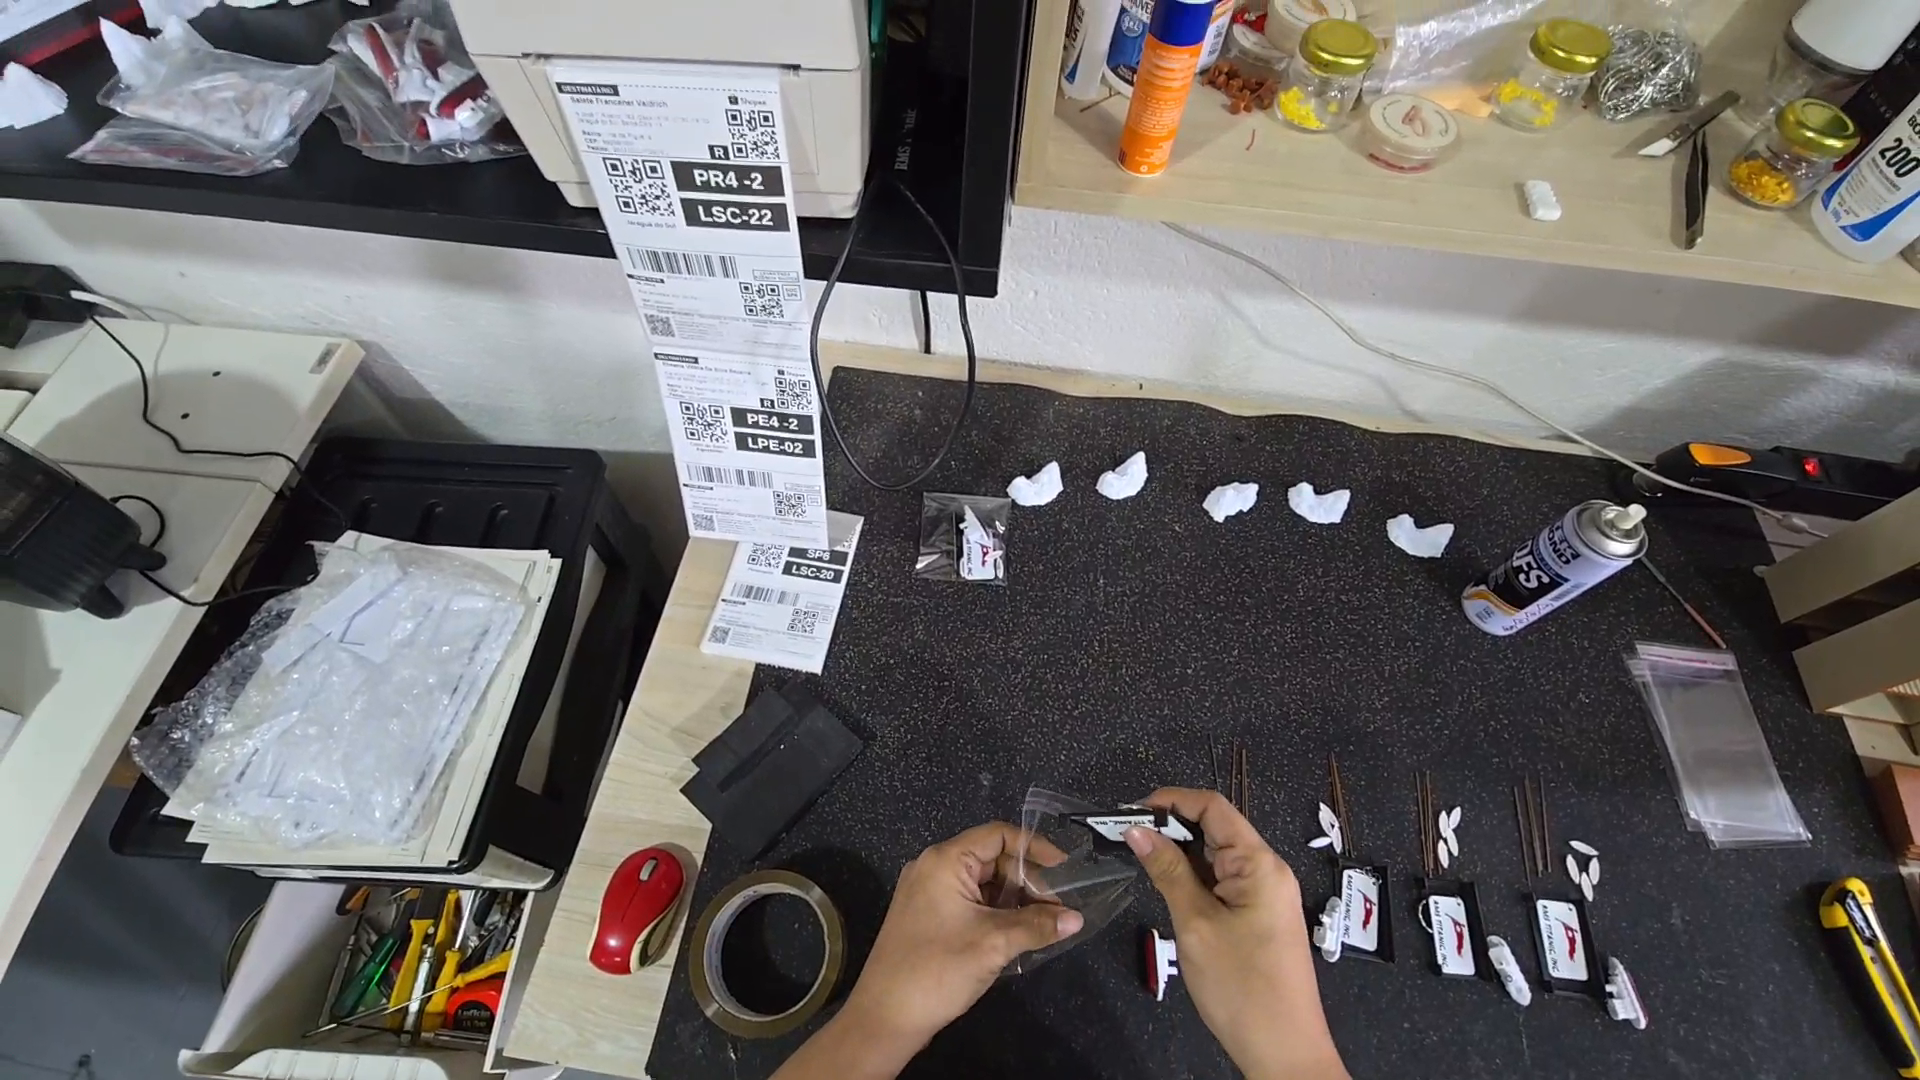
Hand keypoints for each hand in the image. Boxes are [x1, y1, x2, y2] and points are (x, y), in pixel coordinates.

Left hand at [842, 823, 1085, 1056]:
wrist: (884, 1018)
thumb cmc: (938, 969)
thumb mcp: (993, 944)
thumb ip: (1036, 925)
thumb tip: (1076, 918)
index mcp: (946, 859)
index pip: (998, 835)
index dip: (1034, 848)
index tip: (1065, 869)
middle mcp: (934, 866)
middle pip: (991, 859)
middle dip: (1027, 881)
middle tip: (1058, 909)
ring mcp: (928, 891)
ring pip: (981, 882)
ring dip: (1013, 899)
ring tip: (1043, 923)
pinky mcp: (927, 915)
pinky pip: (969, 900)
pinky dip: (994, 912)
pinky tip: (1016, 933)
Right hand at [1125, 788, 1348, 1079]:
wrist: (1285, 1055)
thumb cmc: (1240, 986)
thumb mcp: (1195, 924)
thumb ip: (1167, 871)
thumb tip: (1135, 830)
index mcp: (1259, 863)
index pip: (1213, 807)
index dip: (1171, 800)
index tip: (1131, 812)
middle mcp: (1266, 870)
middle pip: (1215, 827)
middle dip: (1170, 825)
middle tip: (1125, 837)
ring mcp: (1264, 893)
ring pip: (1215, 854)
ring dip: (1178, 852)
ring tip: (1138, 856)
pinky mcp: (1258, 914)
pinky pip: (1221, 879)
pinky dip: (1192, 875)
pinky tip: (1165, 882)